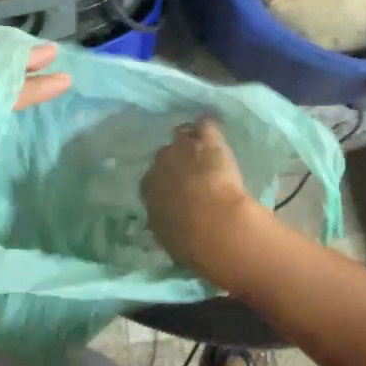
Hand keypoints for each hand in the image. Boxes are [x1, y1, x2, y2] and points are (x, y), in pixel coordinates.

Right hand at [141, 117, 268, 282]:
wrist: (214, 224)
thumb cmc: (190, 240)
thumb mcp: (168, 237)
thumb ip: (165, 222)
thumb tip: (167, 222)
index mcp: (149, 189)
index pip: (151, 179)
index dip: (165, 182)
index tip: (176, 188)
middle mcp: (160, 164)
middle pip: (165, 155)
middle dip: (177, 160)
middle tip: (193, 170)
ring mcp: (183, 148)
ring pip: (183, 136)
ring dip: (192, 142)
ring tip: (205, 148)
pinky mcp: (207, 140)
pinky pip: (205, 125)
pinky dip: (210, 127)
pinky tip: (217, 132)